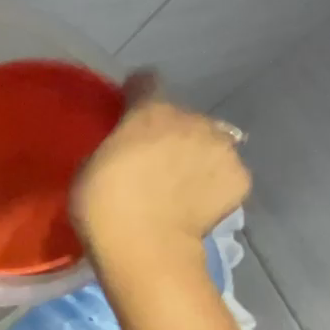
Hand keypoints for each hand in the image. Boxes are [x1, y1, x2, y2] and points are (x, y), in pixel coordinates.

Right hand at [72, 72, 251, 264]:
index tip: (128, 105)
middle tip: (151, 162)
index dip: (136, 92)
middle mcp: (193, 121)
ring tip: (176, 186)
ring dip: (194, 155)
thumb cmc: (102, 207)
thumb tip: (127, 149)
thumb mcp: (89, 169)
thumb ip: (114, 148)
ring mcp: (223, 149)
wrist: (145, 248)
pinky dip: (211, 184)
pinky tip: (193, 204)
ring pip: (208, 143)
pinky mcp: (241, 178)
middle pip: (181, 117)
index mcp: (150, 114)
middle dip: (168, 132)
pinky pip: (223, 173)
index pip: (147, 82)